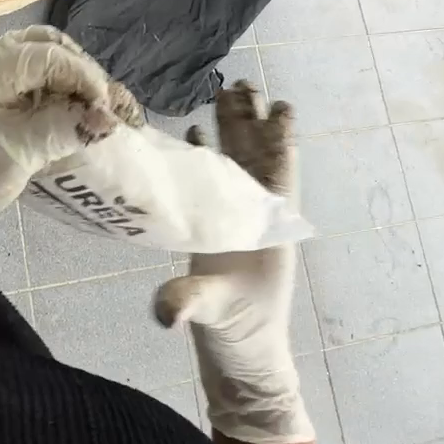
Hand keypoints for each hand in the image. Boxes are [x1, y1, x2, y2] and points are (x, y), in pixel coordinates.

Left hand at [0, 26, 120, 256]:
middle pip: (40, 44)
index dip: (81, 74)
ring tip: (91, 105)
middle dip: (77, 67)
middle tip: (101, 100)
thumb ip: (61, 128)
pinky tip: (70, 111)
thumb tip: (105, 117)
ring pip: (34, 58)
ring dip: (66, 76)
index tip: (105, 106)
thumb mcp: (18, 155)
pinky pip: (26, 79)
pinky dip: (52, 89)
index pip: (44, 54)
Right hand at [153, 82, 313, 443]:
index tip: (281, 106)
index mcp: (267, 226)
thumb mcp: (213, 312)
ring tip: (222, 94)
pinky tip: (194, 130)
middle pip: (257, 157)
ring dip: (231, 130)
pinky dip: (208, 151)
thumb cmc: (239, 330)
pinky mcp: (218, 224)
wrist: (243, 359)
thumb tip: (162, 310)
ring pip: (238, 162)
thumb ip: (188, 304)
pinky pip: (217, 178)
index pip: (279, 173)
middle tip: (243, 84)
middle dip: (250, 121)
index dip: (280, 140)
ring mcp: (236, 218)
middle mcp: (255, 214)